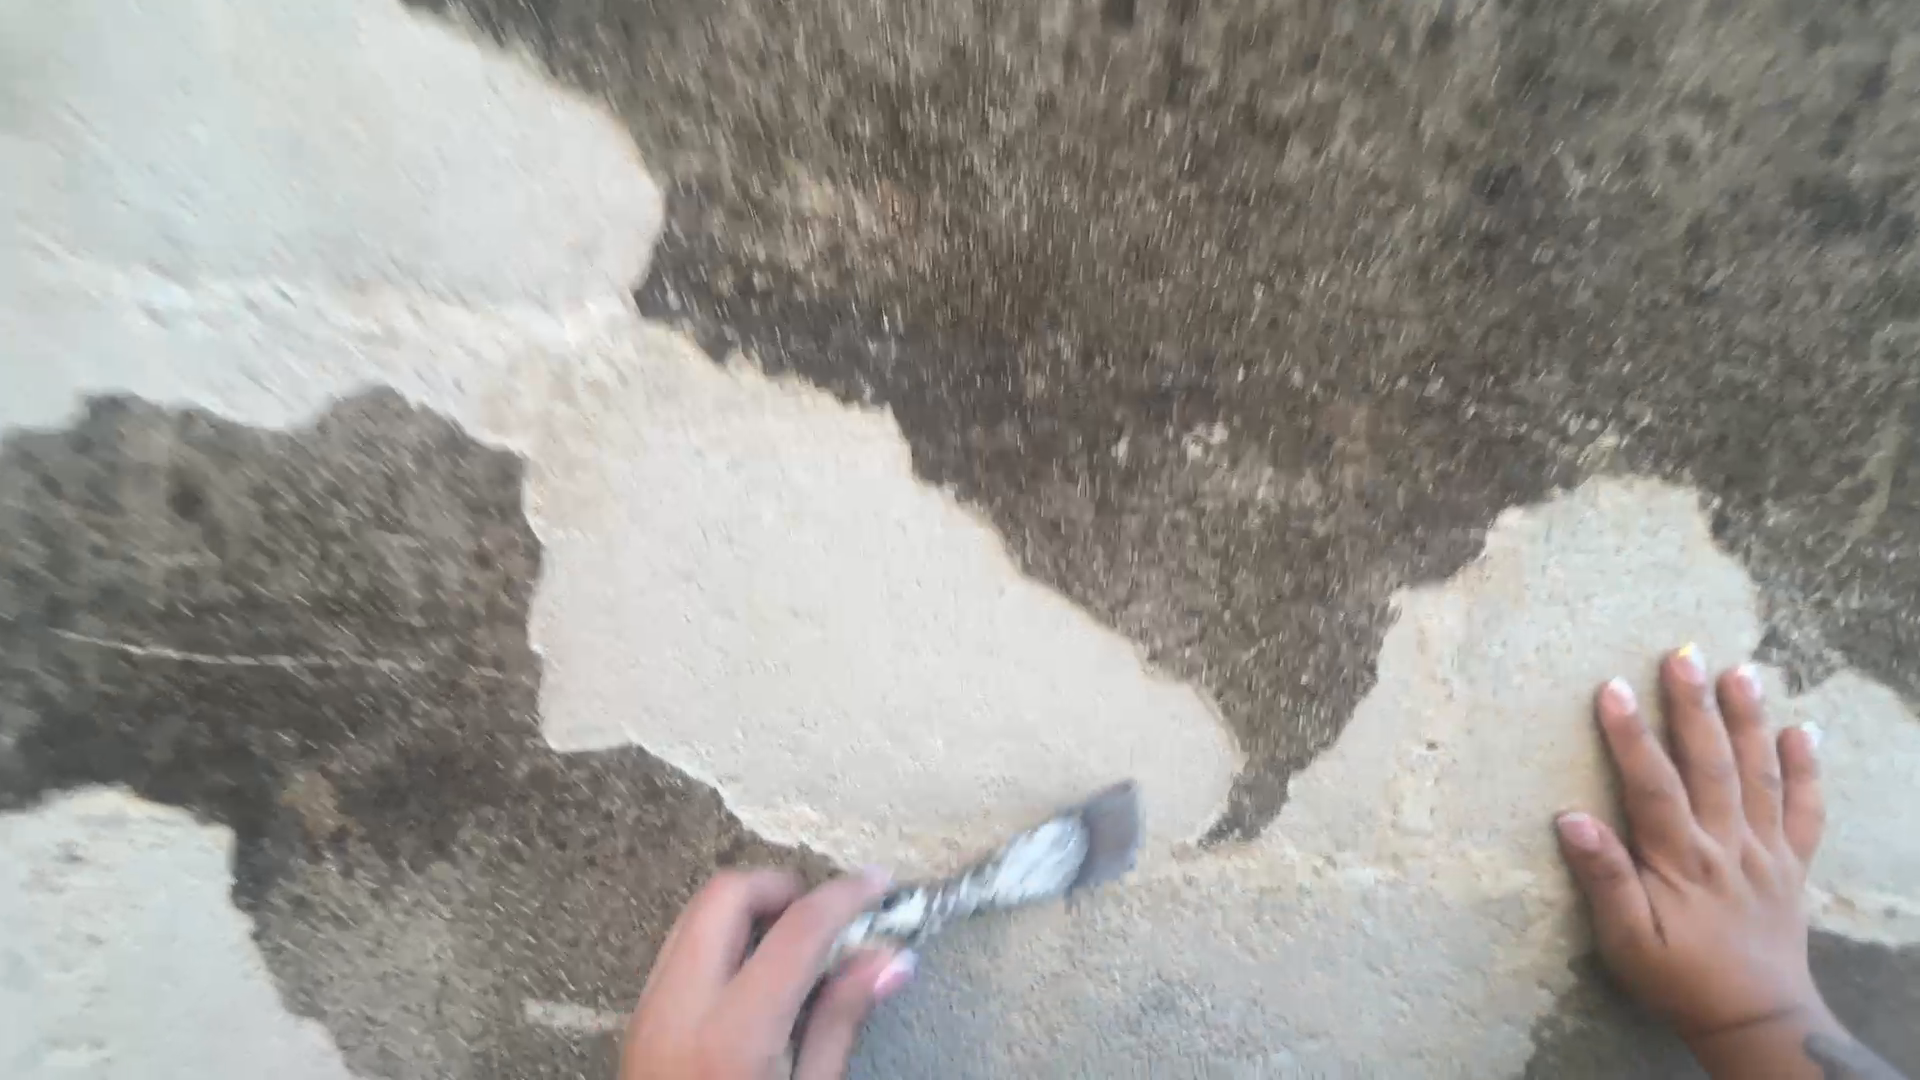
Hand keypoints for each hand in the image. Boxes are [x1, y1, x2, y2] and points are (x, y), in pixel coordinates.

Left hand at [622, 867, 915, 1079]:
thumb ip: (841, 1021)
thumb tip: (891, 957)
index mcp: (731, 1035)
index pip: (798, 930)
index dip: (846, 896)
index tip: (879, 883)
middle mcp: (678, 1006)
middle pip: (728, 893)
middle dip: (783, 887)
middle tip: (825, 916)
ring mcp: (649, 1008)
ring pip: (699, 910)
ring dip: (751, 906)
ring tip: (795, 944)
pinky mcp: (640, 1015)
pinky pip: (682, 942)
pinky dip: (725, 933)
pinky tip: (756, 971)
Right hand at [1556, 647, 1829, 1045]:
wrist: (1759, 1022)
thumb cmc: (1676, 975)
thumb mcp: (1623, 936)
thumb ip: (1602, 876)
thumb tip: (1571, 818)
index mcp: (1682, 860)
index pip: (1652, 784)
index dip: (1631, 734)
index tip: (1613, 687)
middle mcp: (1729, 847)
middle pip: (1712, 766)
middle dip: (1694, 707)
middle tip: (1684, 655)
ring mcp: (1766, 853)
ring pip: (1760, 776)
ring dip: (1748, 721)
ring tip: (1741, 673)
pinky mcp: (1789, 865)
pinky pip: (1804, 811)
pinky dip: (1807, 770)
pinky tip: (1802, 732)